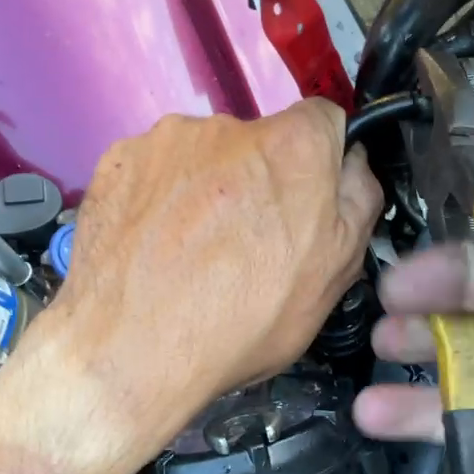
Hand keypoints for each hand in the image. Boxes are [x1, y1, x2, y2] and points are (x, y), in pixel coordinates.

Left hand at [19, 99, 379, 459]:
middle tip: (246, 250)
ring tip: (193, 258)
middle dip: (260, 186)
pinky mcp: (116, 162)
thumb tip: (354, 165)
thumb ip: (357, 204)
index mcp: (294, 147)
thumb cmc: (243, 323)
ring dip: (207, 194)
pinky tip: (156, 251)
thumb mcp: (334, 278)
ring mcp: (164, 141)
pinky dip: (160, 202)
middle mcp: (229, 126)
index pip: (325, 123)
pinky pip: (154, 174)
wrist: (131, 350)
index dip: (321, 167)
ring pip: (203, 160)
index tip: (305, 209)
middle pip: (260, 144)